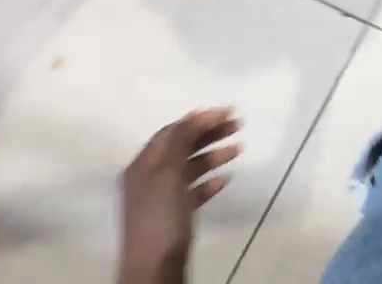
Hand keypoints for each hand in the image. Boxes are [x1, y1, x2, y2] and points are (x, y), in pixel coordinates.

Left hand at [118, 108, 242, 283]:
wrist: (154, 270)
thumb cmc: (161, 217)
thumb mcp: (169, 172)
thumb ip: (181, 141)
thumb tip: (195, 116)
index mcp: (143, 165)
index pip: (172, 131)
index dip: (199, 119)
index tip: (228, 112)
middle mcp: (149, 178)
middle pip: (182, 147)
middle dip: (210, 134)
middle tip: (238, 125)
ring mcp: (161, 198)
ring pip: (190, 167)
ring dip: (214, 155)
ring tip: (238, 149)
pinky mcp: (173, 216)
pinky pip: (193, 190)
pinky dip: (210, 181)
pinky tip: (225, 180)